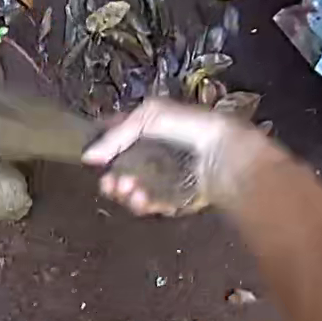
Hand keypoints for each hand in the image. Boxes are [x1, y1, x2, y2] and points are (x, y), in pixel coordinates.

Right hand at [83, 98, 265, 214]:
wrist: (233, 161)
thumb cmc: (196, 131)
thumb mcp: (153, 115)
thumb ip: (119, 133)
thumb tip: (88, 157)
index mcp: (159, 129)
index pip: (124, 138)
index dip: (107, 147)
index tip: (94, 157)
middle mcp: (163, 154)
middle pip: (127, 169)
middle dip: (113, 177)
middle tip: (108, 183)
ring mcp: (171, 179)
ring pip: (138, 190)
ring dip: (125, 192)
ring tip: (124, 190)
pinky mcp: (179, 201)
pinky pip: (154, 205)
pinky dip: (143, 204)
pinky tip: (138, 199)